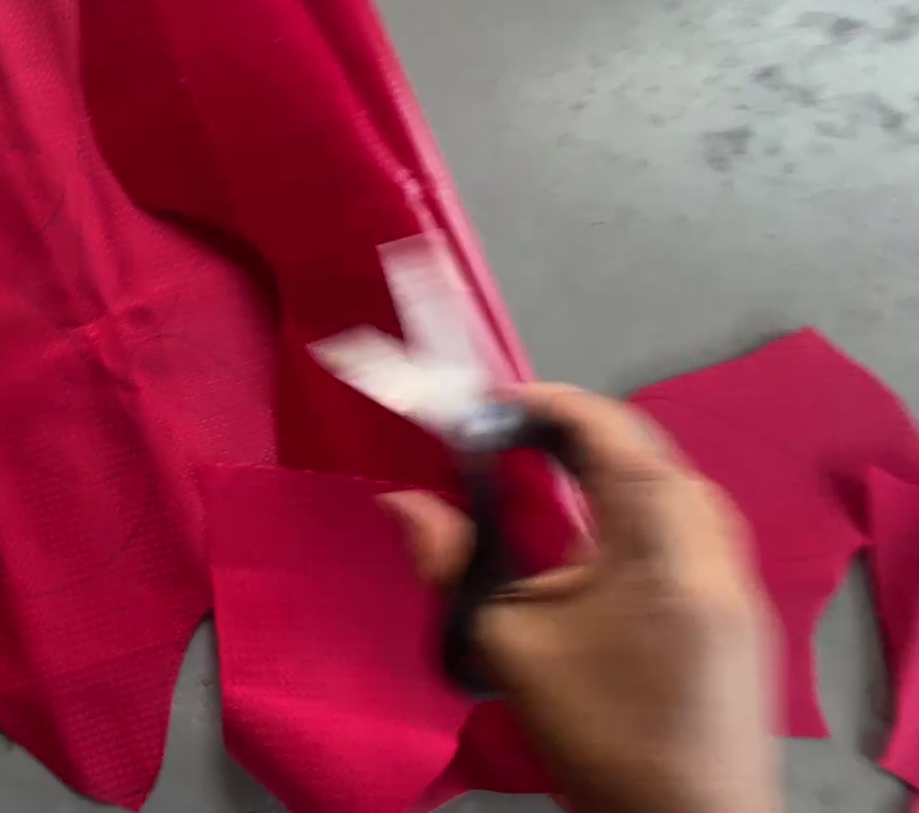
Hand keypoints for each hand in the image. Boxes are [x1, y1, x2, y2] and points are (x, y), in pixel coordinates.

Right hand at [383, 384, 780, 812]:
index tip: (498, 399)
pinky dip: (630, 485)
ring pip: (674, 483)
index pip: (622, 452)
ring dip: (607, 453)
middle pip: (654, 458)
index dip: (561, 408)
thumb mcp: (503, 640)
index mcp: (660, 564)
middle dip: (578, 424)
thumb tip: (399, 500)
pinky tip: (587, 500)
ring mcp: (729, 580)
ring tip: (539, 448)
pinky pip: (683, 513)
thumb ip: (449, 559)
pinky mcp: (726, 599)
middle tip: (506, 421)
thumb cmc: (592, 728)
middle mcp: (709, 559)